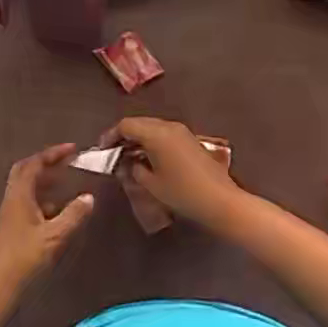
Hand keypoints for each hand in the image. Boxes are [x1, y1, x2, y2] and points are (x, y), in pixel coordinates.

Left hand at [0, 144, 93, 294]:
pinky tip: (57, 209)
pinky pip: (28, 199)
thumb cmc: (25, 257)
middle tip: (68, 161)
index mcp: (19, 193)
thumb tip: (88, 196)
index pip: (35, 163)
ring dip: (45, 179)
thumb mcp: (54, 236)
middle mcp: (12, 196)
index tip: (72, 149)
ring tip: (66, 180)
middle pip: (27, 170)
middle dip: (47, 162)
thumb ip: (72, 216)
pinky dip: (43, 197)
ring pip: (27, 185)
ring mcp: (11, 209)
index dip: (53, 154)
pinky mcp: (12, 223)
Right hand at [101, 117, 246, 224]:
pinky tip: (150, 158)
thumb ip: (134, 169)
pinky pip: (165, 134)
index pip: (126, 125)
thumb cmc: (184, 193)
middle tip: (114, 151)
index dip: (111, 136)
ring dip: (140, 138)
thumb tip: (127, 163)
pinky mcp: (191, 141)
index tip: (103, 149)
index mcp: (155, 133)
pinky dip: (153, 141)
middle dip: (124, 135)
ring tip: (130, 155)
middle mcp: (168, 126)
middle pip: (139, 123)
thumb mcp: (151, 184)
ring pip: (153, 128)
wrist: (224, 203)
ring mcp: (182, 132)